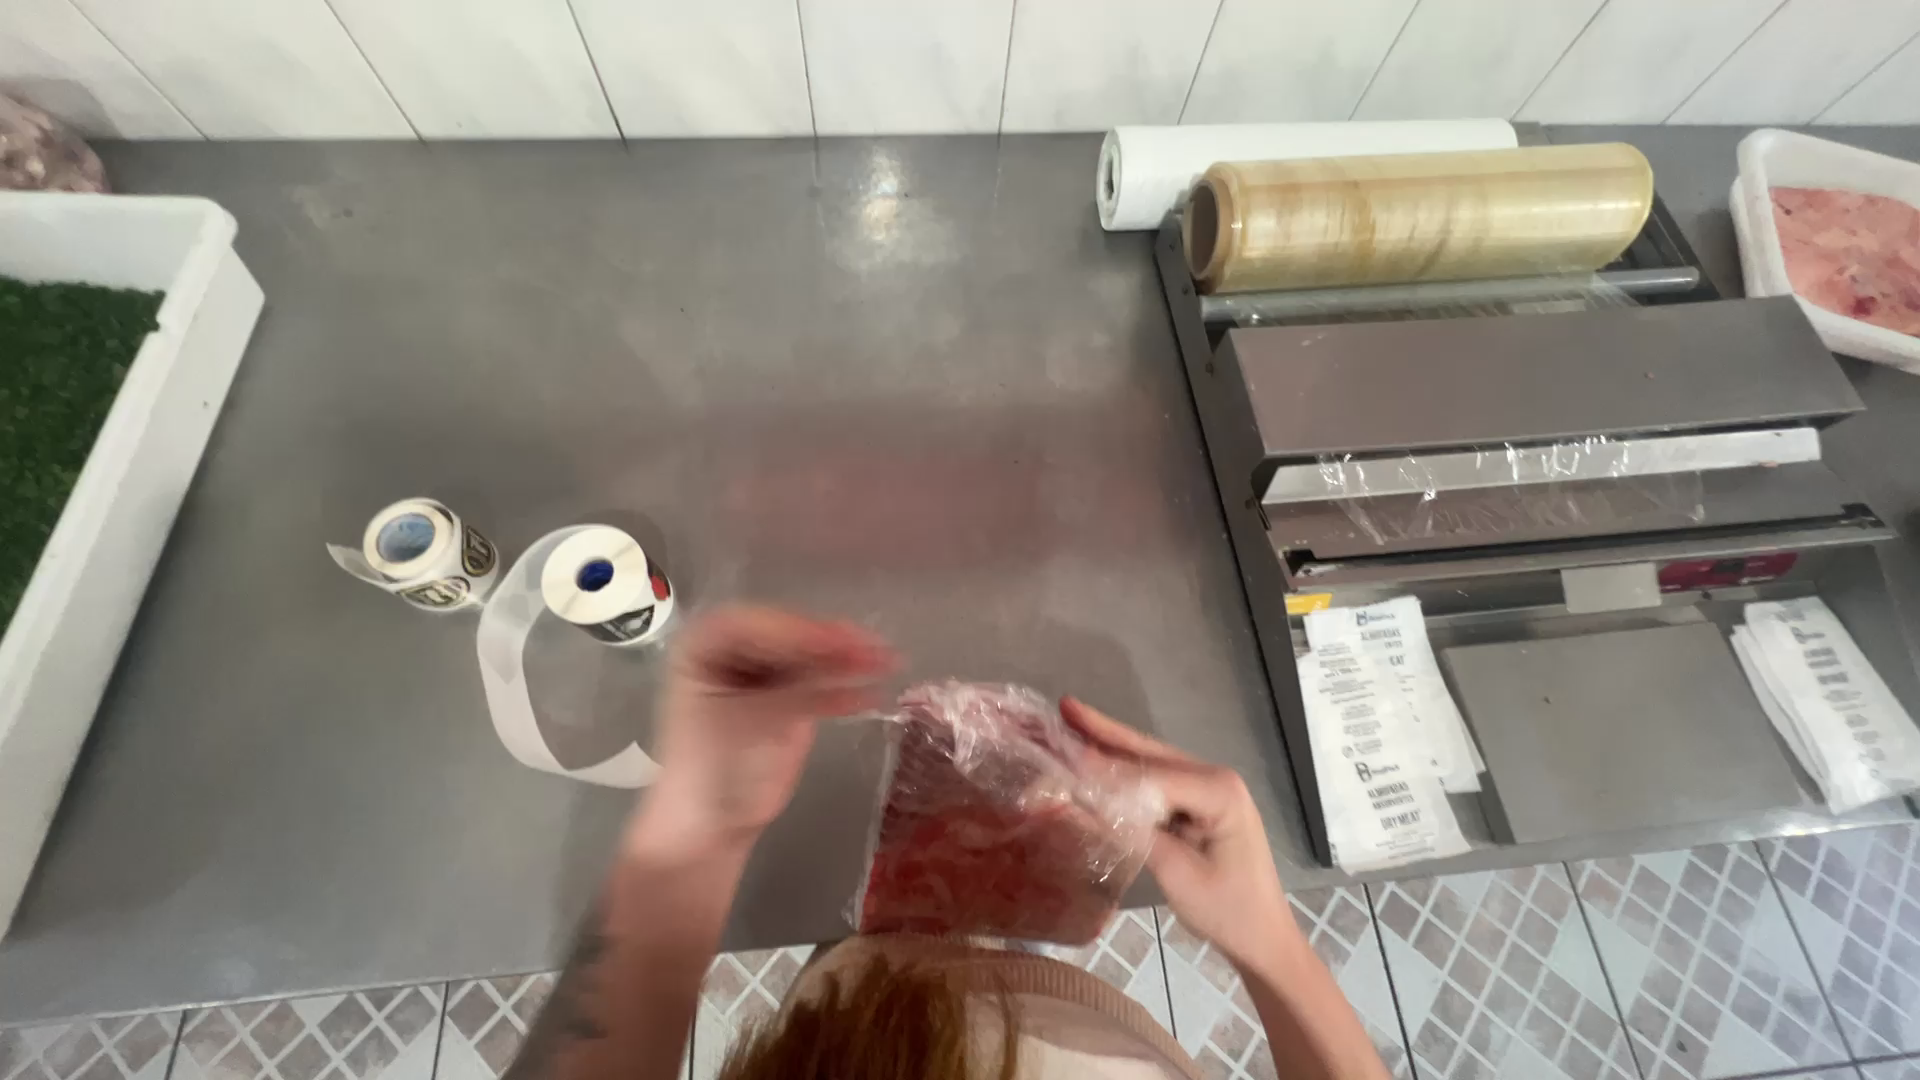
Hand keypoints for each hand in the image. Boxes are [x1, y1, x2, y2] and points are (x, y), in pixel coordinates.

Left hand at [635, 606, 896, 851]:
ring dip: (848, 661)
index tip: (838, 640)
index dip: (798, 629)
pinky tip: (874, 695)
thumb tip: (845, 647)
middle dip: (831, 642)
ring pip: (810, 657)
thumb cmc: (713, 769)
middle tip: (873, 646)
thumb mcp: (756, 719)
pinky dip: (844, 690)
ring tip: (887, 662)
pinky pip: (818, 686)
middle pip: (790, 636)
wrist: (709, 826)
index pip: (757, 624)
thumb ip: (800, 681)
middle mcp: (734, 649)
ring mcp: (764, 673)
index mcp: (705, 643)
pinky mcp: (788, 698)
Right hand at [1062, 697, 1294, 970]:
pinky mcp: (1198, 802)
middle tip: (1066, 707)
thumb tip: (1087, 796)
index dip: (1106, 765)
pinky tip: (1097, 756)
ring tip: (1073, 721)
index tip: (1065, 754)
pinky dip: (1124, 770)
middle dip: (1105, 731)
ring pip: (1150, 761)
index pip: (1151, 774)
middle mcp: (1215, 777)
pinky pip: (1155, 780)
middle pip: (1149, 751)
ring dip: (1111, 745)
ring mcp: (1207, 787)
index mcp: (1219, 791)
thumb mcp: (1177, 873)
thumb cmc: (1227, 912)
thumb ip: (1133, 829)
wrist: (1263, 942)